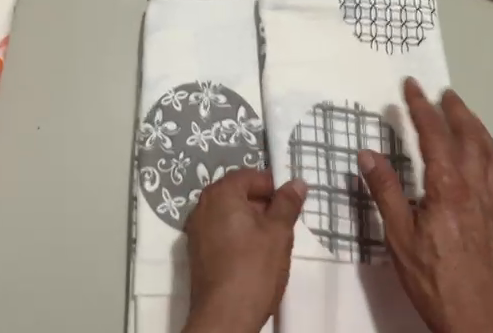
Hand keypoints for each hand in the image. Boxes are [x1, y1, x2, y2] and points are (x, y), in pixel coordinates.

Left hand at [181, 168, 307, 332]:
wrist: (224, 317)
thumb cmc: (253, 268)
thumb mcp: (278, 233)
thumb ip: (287, 204)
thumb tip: (296, 182)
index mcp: (221, 193)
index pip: (250, 176)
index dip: (272, 186)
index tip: (290, 202)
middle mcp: (203, 205)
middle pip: (238, 194)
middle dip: (262, 205)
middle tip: (284, 224)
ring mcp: (196, 229)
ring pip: (229, 214)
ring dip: (250, 222)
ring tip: (272, 243)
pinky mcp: (196, 252)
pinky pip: (220, 232)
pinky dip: (237, 236)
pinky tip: (253, 256)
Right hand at [359, 78, 492, 332]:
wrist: (478, 321)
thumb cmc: (434, 279)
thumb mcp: (399, 236)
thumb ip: (385, 192)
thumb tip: (368, 153)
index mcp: (448, 186)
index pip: (434, 134)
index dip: (421, 107)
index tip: (412, 85)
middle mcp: (474, 188)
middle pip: (470, 137)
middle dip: (456, 111)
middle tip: (444, 93)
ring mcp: (492, 206)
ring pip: (492, 155)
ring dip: (479, 129)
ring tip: (467, 117)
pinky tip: (488, 167)